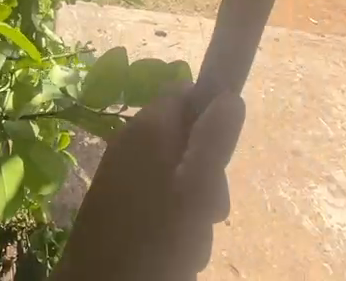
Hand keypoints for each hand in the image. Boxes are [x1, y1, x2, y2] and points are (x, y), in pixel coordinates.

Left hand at [51, 85, 246, 280]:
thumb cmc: (152, 238)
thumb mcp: (196, 189)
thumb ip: (214, 140)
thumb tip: (229, 96)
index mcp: (149, 127)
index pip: (185, 93)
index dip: (211, 115)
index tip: (223, 155)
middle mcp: (132, 139)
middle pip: (185, 139)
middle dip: (207, 176)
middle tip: (209, 213)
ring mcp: (121, 169)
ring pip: (176, 176)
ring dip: (193, 208)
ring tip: (189, 242)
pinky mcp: (116, 200)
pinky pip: (158, 199)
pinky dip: (173, 222)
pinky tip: (174, 252)